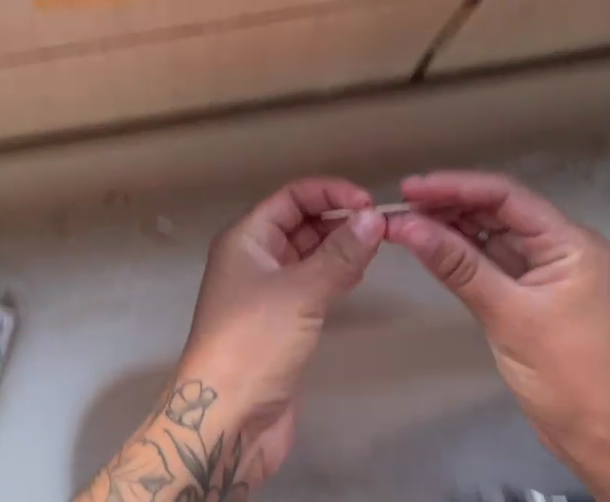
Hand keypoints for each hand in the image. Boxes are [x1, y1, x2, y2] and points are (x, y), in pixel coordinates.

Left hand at [177, 177, 385, 484]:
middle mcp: (253, 257)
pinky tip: (358, 274)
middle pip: (299, 222)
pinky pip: (311, 283)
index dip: (328, 193)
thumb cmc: (253, 342)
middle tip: (382, 226)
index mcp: (245, 238)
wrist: (228, 417)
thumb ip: (339, 255)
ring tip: (377, 245)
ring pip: (308, 253)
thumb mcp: (299, 292)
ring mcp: (267, 290)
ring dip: (339, 246)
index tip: (369, 203)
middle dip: (338, 218)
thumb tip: (373, 218)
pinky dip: (335, 274)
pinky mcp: (281, 321)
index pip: (290, 198)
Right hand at [385, 172, 609, 500]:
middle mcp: (555, 246)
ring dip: (444, 226)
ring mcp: (539, 268)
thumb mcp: (509, 316)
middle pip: (493, 209)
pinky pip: (483, 258)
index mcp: (568, 242)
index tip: (408, 189)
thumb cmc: (569, 375)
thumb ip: (457, 265)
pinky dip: (453, 251)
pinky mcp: (524, 291)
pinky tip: (423, 246)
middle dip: (444, 205)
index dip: (454, 186)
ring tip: (400, 223)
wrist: (603, 442)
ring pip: (485, 232)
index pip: (504, 196)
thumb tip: (405, 225)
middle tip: (395, 207)